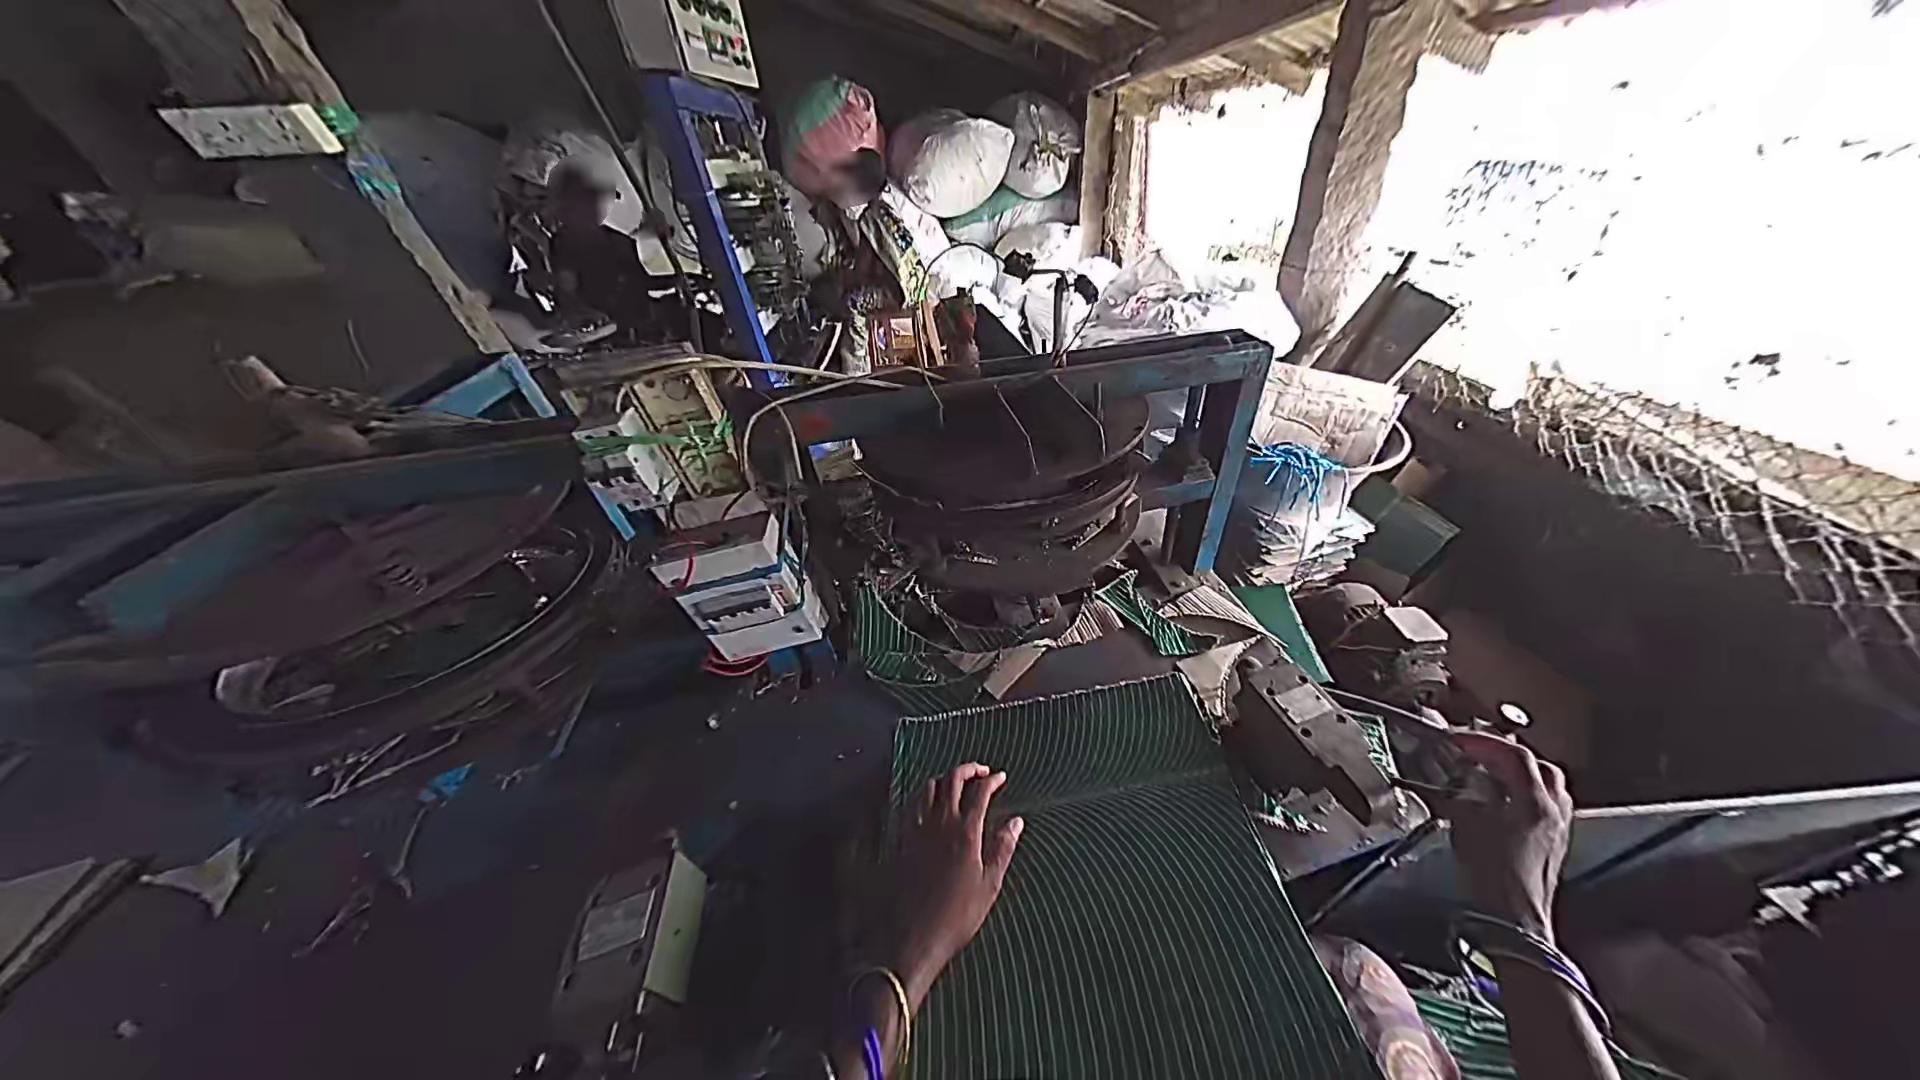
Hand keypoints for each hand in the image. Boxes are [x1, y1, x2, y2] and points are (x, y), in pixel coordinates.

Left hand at [892, 763, 1023, 1001]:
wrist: (914, 936)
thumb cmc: (956, 916)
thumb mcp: (989, 885)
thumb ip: (1003, 848)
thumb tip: (1016, 822)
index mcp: (965, 832)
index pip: (980, 792)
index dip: (992, 780)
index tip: (1000, 777)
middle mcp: (940, 823)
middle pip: (952, 779)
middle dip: (968, 769)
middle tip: (980, 771)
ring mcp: (918, 829)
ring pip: (928, 788)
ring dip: (944, 780)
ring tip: (955, 785)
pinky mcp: (902, 839)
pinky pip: (911, 805)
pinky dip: (923, 796)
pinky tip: (928, 805)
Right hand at [1446, 732, 1572, 942]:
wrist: (1513, 916)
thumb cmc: (1489, 870)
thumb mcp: (1467, 820)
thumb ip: (1469, 790)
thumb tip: (1465, 773)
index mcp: (1534, 802)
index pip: (1514, 755)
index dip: (1482, 741)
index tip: (1456, 740)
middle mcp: (1553, 811)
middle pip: (1537, 765)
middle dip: (1503, 752)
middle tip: (1472, 751)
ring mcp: (1557, 827)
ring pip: (1546, 783)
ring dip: (1515, 770)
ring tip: (1486, 770)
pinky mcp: (1553, 841)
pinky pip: (1544, 802)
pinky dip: (1522, 789)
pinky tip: (1501, 796)